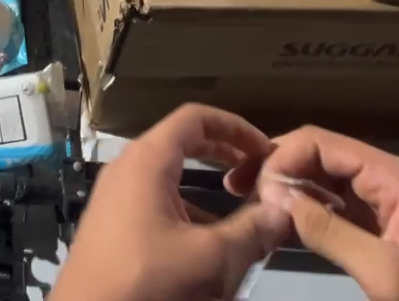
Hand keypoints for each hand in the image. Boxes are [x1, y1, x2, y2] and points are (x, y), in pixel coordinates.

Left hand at [53, 105, 290, 300]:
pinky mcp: (113, 221)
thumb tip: (284, 210)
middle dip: (224, 153)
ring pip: (170, 175)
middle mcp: (128, 166)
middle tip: (262, 174)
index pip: (194, 117)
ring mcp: (117, 193)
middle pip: (182, 141)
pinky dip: (188, 210)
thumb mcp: (211, 261)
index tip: (268, 150)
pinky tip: (211, 245)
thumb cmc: (148, 282)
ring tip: (246, 214)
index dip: (235, 126)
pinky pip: (157, 200)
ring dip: (208, 188)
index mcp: (147, 159)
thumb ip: (252, 232)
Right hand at [256, 126, 398, 300]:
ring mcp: (388, 205)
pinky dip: (305, 209)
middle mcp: (390, 179)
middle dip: (277, 167)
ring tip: (253, 206)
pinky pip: (335, 206)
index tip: (251, 192)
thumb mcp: (390, 278)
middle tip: (238, 192)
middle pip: (319, 155)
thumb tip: (275, 195)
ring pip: (323, 179)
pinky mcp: (385, 230)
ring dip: (287, 187)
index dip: (281, 159)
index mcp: (395, 178)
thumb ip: (330, 233)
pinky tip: (282, 225)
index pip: (320, 143)